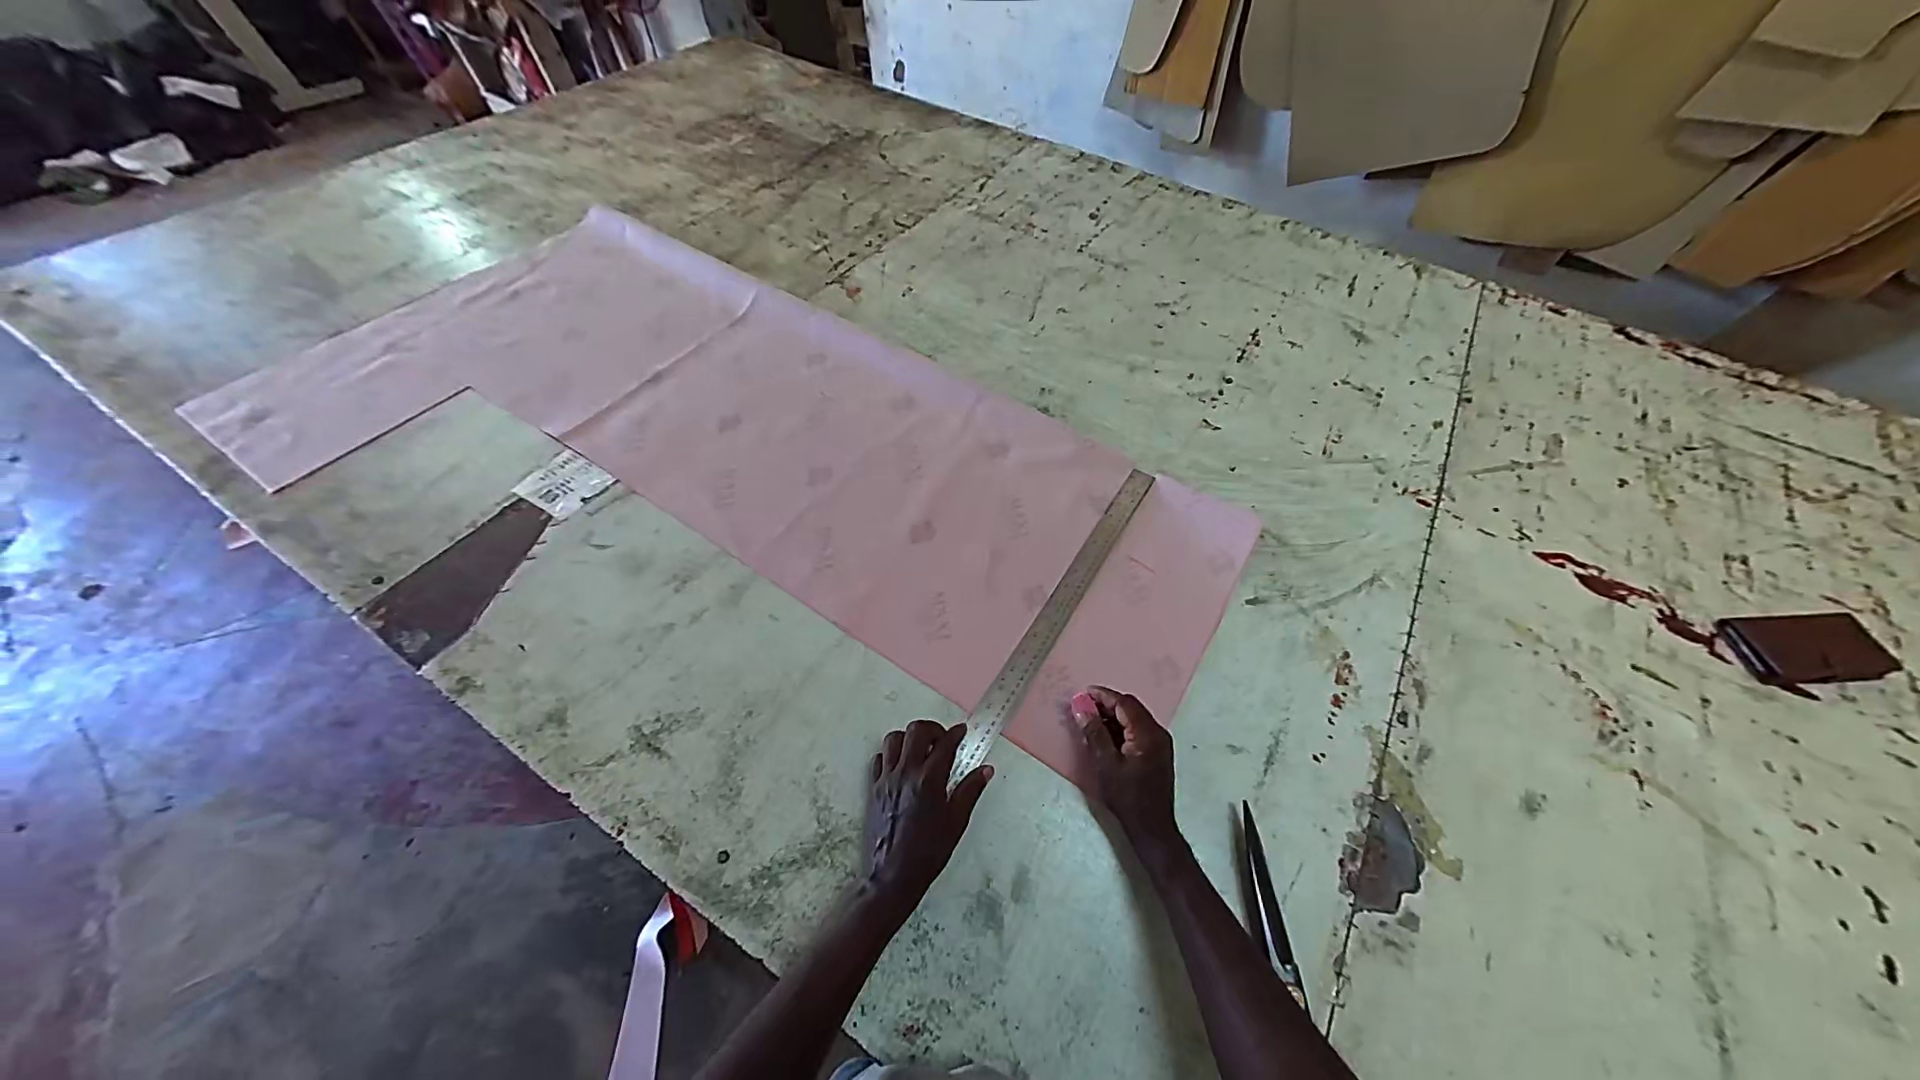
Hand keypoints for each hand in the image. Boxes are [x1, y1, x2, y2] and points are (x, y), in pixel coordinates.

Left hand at [863, 720, 992, 911]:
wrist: (892, 875)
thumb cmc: (927, 853)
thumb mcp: (956, 822)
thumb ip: (970, 791)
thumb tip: (984, 770)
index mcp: (929, 781)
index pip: (945, 744)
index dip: (956, 733)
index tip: (962, 732)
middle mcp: (906, 774)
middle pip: (916, 731)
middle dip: (932, 729)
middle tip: (942, 739)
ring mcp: (886, 779)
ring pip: (894, 739)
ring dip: (909, 739)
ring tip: (921, 751)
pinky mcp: (873, 788)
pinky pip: (879, 759)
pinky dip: (890, 755)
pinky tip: (901, 766)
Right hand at [1074, 686, 1178, 848]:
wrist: (1152, 828)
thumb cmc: (1127, 796)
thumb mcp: (1106, 763)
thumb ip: (1095, 732)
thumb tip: (1081, 707)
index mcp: (1148, 733)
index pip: (1124, 704)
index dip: (1103, 696)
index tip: (1083, 693)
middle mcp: (1158, 733)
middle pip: (1131, 709)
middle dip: (1107, 704)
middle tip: (1083, 706)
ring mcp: (1160, 744)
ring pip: (1134, 719)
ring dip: (1113, 716)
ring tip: (1089, 719)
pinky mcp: (1157, 754)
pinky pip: (1137, 731)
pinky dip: (1120, 728)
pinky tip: (1104, 735)